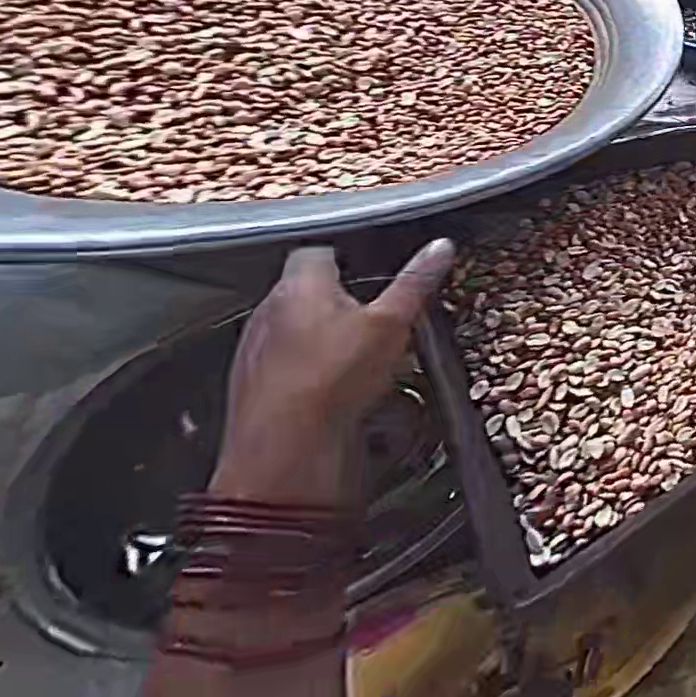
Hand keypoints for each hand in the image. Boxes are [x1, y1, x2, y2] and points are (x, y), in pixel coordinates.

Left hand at [213, 240, 454, 502]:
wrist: (287, 448)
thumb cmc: (335, 377)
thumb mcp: (394, 321)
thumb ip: (417, 281)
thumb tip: (439, 248)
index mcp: (298, 286)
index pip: (317, 252)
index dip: (348, 255)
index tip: (374, 266)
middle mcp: (268, 311)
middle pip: (308, 287)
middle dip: (343, 294)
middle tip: (379, 307)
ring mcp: (256, 348)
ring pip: (299, 323)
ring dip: (327, 328)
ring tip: (365, 345)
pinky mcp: (256, 381)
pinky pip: (290, 357)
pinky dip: (315, 360)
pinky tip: (342, 377)